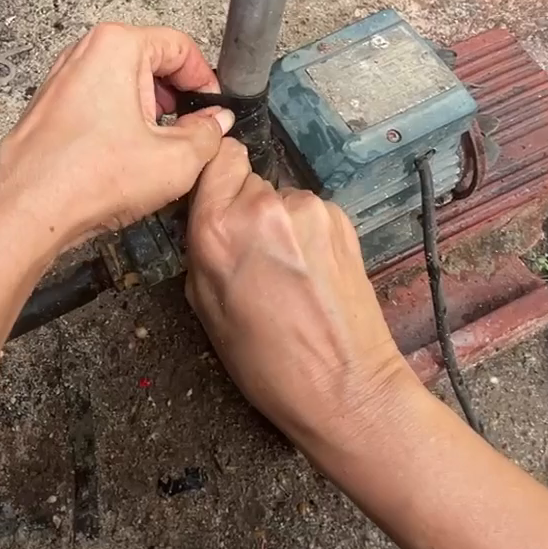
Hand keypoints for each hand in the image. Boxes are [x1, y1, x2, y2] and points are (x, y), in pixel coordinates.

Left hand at [0, 24, 231, 251]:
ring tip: (158, 150)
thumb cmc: (89, 177)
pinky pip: (99, 99)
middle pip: (151, 60)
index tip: (213, 110)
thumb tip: (217, 122)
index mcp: (117, 46)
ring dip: (149, 112)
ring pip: (124, 82)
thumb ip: (207, 134)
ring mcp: (64, 76)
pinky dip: (120, 120)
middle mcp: (86, 51)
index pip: (180, 46)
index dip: (204, 80)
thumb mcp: (174, 160)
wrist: (25, 209)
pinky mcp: (51, 104)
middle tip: (191, 133)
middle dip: (176, 97)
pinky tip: (125, 157)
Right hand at [184, 139, 417, 453]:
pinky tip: (314, 271)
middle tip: (255, 254)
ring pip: (279, 198)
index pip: (216, 157)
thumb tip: (205, 216)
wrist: (348, 390)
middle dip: (245, 209)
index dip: (217, 178)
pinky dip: (307, 233)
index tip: (219, 202)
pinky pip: (309, 213)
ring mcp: (306, 209)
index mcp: (217, 228)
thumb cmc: (265, 362)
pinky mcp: (340, 218)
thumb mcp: (205, 307)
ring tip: (289, 270)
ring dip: (278, 222)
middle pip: (246, 179)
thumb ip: (199, 248)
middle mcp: (261, 206)